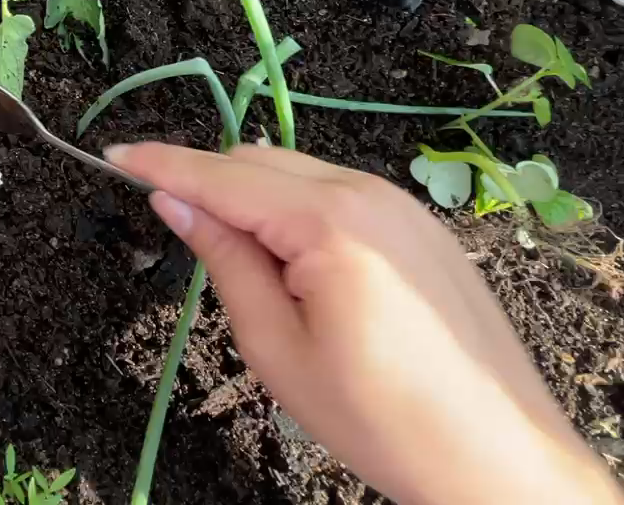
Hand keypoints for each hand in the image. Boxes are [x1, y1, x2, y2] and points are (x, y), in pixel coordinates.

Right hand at [105, 144, 623, 504]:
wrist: (511, 469)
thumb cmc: (381, 421)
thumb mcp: (277, 347)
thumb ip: (223, 258)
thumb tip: (172, 200)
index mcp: (330, 223)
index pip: (221, 178)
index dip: (161, 165)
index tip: (112, 155)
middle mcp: (366, 192)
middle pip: (254, 162)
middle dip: (204, 181)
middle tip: (176, 226)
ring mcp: (399, 203)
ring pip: (291, 170)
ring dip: (246, 193)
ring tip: (238, 253)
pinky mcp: (417, 221)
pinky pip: (330, 188)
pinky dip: (289, 203)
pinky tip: (290, 253)